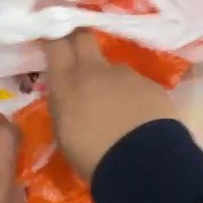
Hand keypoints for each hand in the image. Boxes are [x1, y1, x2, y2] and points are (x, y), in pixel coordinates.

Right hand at [42, 31, 176, 183]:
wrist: (143, 164)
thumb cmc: (93, 156)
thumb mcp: (64, 133)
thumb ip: (64, 105)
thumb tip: (67, 94)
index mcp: (68, 83)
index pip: (56, 44)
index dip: (54, 38)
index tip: (52, 41)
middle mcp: (95, 70)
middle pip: (83, 37)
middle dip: (78, 40)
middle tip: (77, 51)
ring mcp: (126, 75)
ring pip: (112, 68)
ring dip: (110, 81)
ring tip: (116, 109)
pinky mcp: (151, 85)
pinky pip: (136, 85)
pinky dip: (133, 97)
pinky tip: (138, 118)